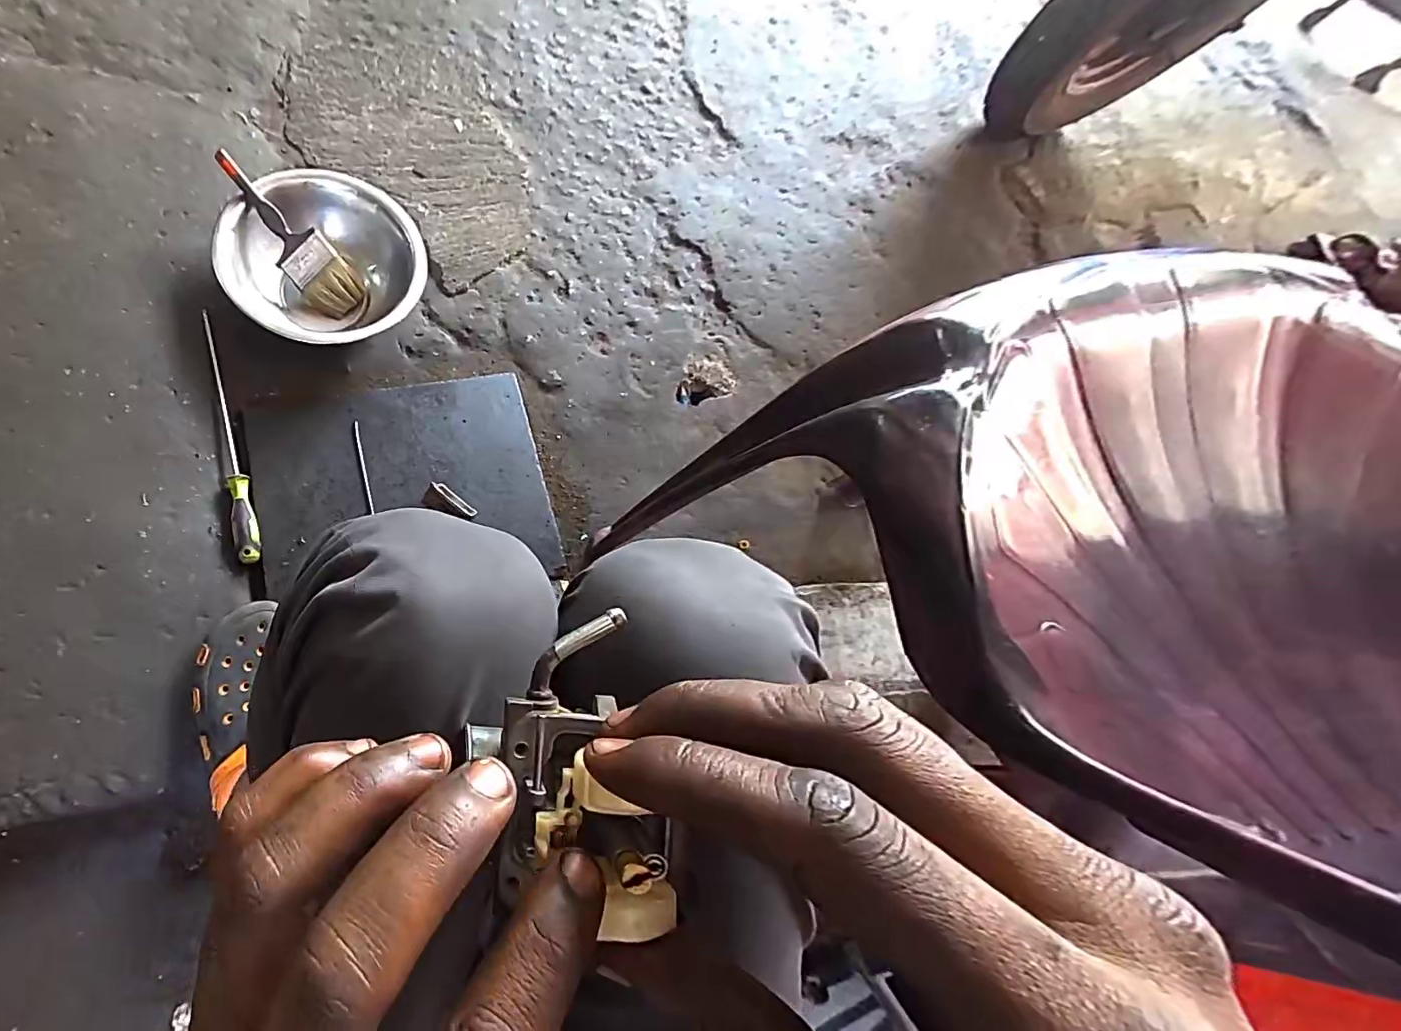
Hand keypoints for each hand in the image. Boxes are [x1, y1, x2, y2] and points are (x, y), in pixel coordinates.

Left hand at [192, 734, 605, 1029]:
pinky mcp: (217, 930)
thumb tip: (565, 890)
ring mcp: (232, 988)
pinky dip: (299, 779)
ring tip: (425, 754)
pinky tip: (354, 756)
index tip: (571, 875)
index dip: (534, 955)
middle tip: (489, 785)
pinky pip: (238, 839)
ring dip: (356, 796)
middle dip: (425, 850)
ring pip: (268, 883)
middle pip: (342, 965)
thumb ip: (503, 994)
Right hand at [583, 680, 1250, 1029]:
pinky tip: (753, 771)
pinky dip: (808, 749)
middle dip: (719, 710)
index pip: (840, 823)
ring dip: (756, 717)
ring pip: (887, 729)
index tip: (611, 763)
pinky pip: (910, 767)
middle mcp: (1098, 902)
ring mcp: (1096, 867)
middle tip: (630, 726)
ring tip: (673, 736)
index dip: (703, 776)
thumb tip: (625, 931)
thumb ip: (747, 1020)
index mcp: (1062, 1009)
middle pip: (862, 733)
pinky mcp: (1073, 860)